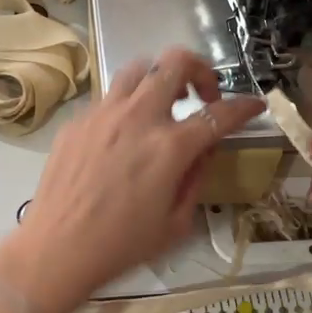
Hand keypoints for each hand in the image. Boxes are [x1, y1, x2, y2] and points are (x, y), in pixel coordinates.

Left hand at [0, 48, 264, 312]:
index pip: (220, 114)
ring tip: (163, 103)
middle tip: (203, 95)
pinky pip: (108, 98)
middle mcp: (138, 118)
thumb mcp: (176, 223)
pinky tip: (123, 136)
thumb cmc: (121, 246)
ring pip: (138, 68)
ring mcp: (103, 114)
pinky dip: (126, 106)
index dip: (244, 107)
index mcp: (170, 147)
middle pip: (175, 63)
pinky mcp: (77, 122)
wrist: (56, 250)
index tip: (255, 106)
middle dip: (200, 70)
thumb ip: (196, 178)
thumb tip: (203, 150)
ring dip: (159, 79)